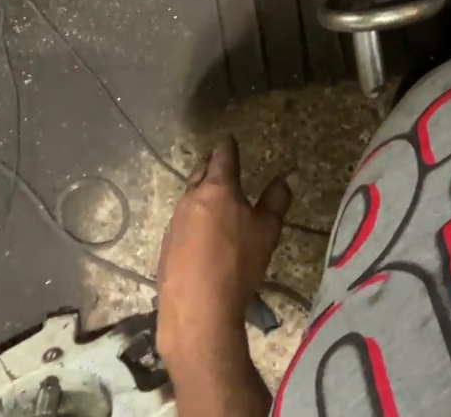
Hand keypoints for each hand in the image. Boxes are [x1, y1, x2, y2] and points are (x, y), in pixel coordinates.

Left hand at [155, 136, 290, 376]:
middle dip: (210, 163)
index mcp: (218, 188)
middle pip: (200, 171)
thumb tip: (284, 179)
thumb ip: (276, 201)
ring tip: (211, 193)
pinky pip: (181, 220)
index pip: (223, 156)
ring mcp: (175, 222)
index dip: (228, 146)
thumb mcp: (267, 231)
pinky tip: (200, 231)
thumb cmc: (238, 264)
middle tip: (218, 158)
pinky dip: (193, 216)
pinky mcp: (166, 246)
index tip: (230, 138)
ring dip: (200, 190)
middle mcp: (192, 198)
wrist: (197, 311)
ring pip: (188, 195)